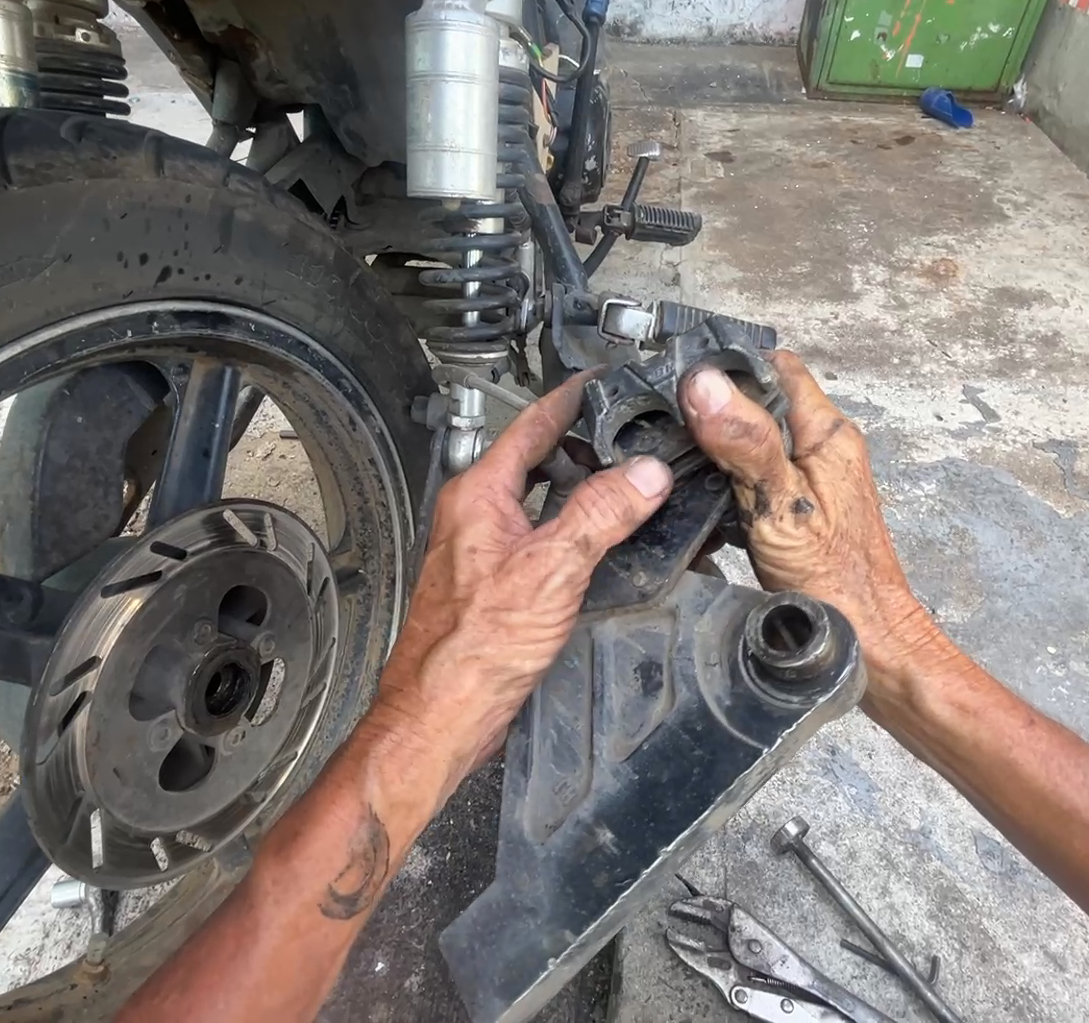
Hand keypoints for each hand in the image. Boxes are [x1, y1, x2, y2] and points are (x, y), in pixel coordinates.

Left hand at [367, 372, 673, 788]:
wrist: (444, 707)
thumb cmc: (473, 645)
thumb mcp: (552, 567)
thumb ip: (600, 513)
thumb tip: (644, 473)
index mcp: (479, 494)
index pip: (531, 424)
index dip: (570, 398)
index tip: (602, 381)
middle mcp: (477, 513)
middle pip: (537, 458)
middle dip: (584, 444)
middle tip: (630, 434)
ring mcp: (486, 546)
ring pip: (541, 498)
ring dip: (581, 487)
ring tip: (627, 481)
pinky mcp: (497, 579)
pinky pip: (542, 535)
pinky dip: (574, 528)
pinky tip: (602, 540)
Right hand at [679, 351, 959, 709]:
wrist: (866, 637)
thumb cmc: (832, 577)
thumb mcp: (778, 505)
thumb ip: (745, 444)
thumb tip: (704, 384)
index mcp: (826, 431)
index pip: (775, 366)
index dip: (728, 365)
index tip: (681, 378)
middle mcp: (823, 444)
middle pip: (761, 399)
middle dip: (715, 404)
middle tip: (665, 418)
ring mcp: (813, 474)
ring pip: (755, 436)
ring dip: (718, 441)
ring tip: (674, 449)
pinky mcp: (801, 502)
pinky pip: (757, 468)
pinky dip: (727, 472)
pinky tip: (701, 488)